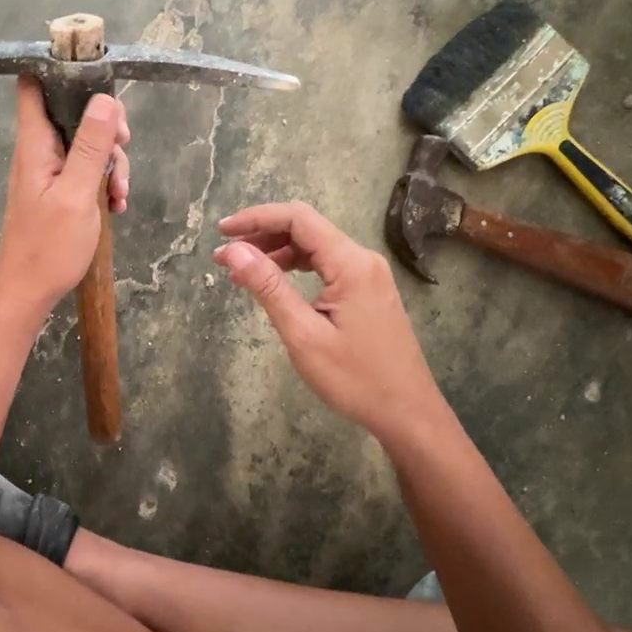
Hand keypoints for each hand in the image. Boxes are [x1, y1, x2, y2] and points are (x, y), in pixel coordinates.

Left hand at [0, 78, 130, 312]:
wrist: (28, 292)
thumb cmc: (49, 246)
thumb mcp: (77, 195)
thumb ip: (90, 146)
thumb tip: (105, 98)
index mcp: (34, 143)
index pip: (33, 85)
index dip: (60, 71)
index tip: (97, 78)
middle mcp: (38, 150)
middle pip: (72, 112)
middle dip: (105, 126)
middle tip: (123, 148)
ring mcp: (48, 170)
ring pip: (85, 144)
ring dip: (109, 163)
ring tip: (119, 195)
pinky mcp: (57, 189)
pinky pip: (84, 170)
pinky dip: (102, 182)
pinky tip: (114, 206)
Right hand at [214, 202, 445, 440]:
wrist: (408, 413)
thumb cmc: (355, 379)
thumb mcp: (303, 335)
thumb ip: (268, 287)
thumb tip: (234, 251)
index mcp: (350, 264)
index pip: (297, 218)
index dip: (256, 218)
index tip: (222, 232)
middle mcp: (362, 259)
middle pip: (305, 227)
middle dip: (261, 233)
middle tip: (224, 255)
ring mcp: (368, 274)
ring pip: (314, 245)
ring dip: (275, 250)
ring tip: (240, 270)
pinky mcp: (367, 290)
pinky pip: (325, 264)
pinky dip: (294, 265)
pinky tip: (273, 282)